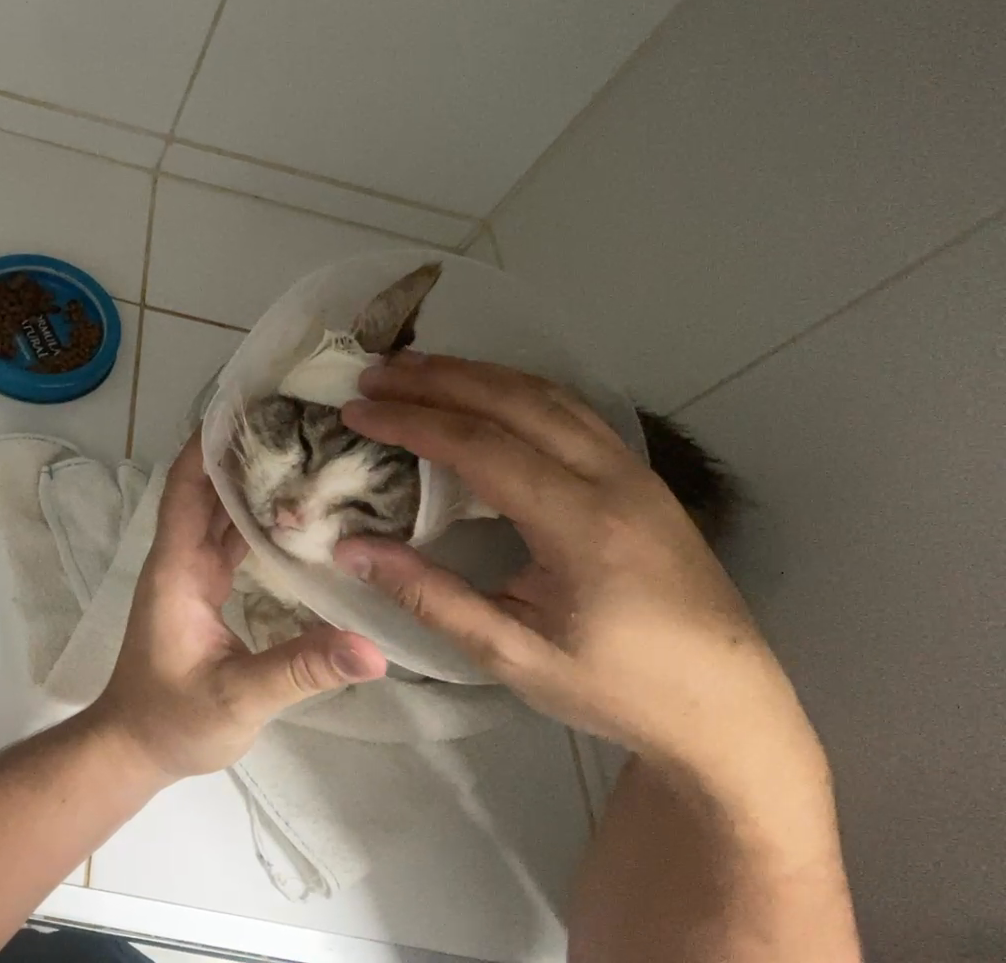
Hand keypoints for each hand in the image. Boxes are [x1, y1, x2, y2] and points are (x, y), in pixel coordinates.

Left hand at [87, 433, 385, 780]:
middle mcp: (180, 560)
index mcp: (178, 568)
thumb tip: (372, 649)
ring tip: (300, 453)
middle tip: (294, 420)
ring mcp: (190, 575)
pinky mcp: (202, 591)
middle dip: (240, 453)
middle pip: (205, 491)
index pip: (187, 489)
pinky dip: (252, 519)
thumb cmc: (173, 719)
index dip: (209, 446)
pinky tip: (292, 513)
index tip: (247, 407)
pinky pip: (227, 540)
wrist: (135, 746)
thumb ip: (300, 670)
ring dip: (248, 483)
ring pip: (217, 513)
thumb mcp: (238, 697)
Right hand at [332, 354, 817, 785]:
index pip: (481, 448)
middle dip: (436, 380)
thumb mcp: (512, 655)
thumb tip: (349, 550)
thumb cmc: (616, 689)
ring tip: (411, 368)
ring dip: (474, 374)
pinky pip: (569, 411)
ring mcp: (636, 473)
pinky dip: (513, 389)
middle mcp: (615, 481)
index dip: (411, 423)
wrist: (730, 711)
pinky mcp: (641, 479)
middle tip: (371, 375)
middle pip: (514, 403)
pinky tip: (479, 391)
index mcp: (583, 526)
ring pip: (547, 396)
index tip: (355, 412)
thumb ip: (429, 596)